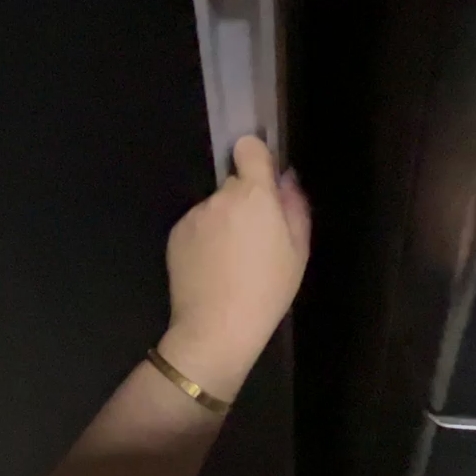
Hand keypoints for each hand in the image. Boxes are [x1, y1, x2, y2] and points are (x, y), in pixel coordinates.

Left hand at [159, 136, 309, 393]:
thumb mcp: (298, 250)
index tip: (263, 180)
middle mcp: (220, 197)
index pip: (249, 148)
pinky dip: (205, 238)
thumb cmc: (268, 289)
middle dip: (246, 201)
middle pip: (235, 184)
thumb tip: (287, 178)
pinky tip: (213, 268)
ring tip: (233, 260)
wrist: (216, 327)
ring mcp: (194, 215)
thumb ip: (295, 205)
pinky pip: (197, 225)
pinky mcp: (176, 234)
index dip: (257, 158)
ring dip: (224, 222)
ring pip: (215, 207)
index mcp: (254, 195)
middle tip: (256, 238)